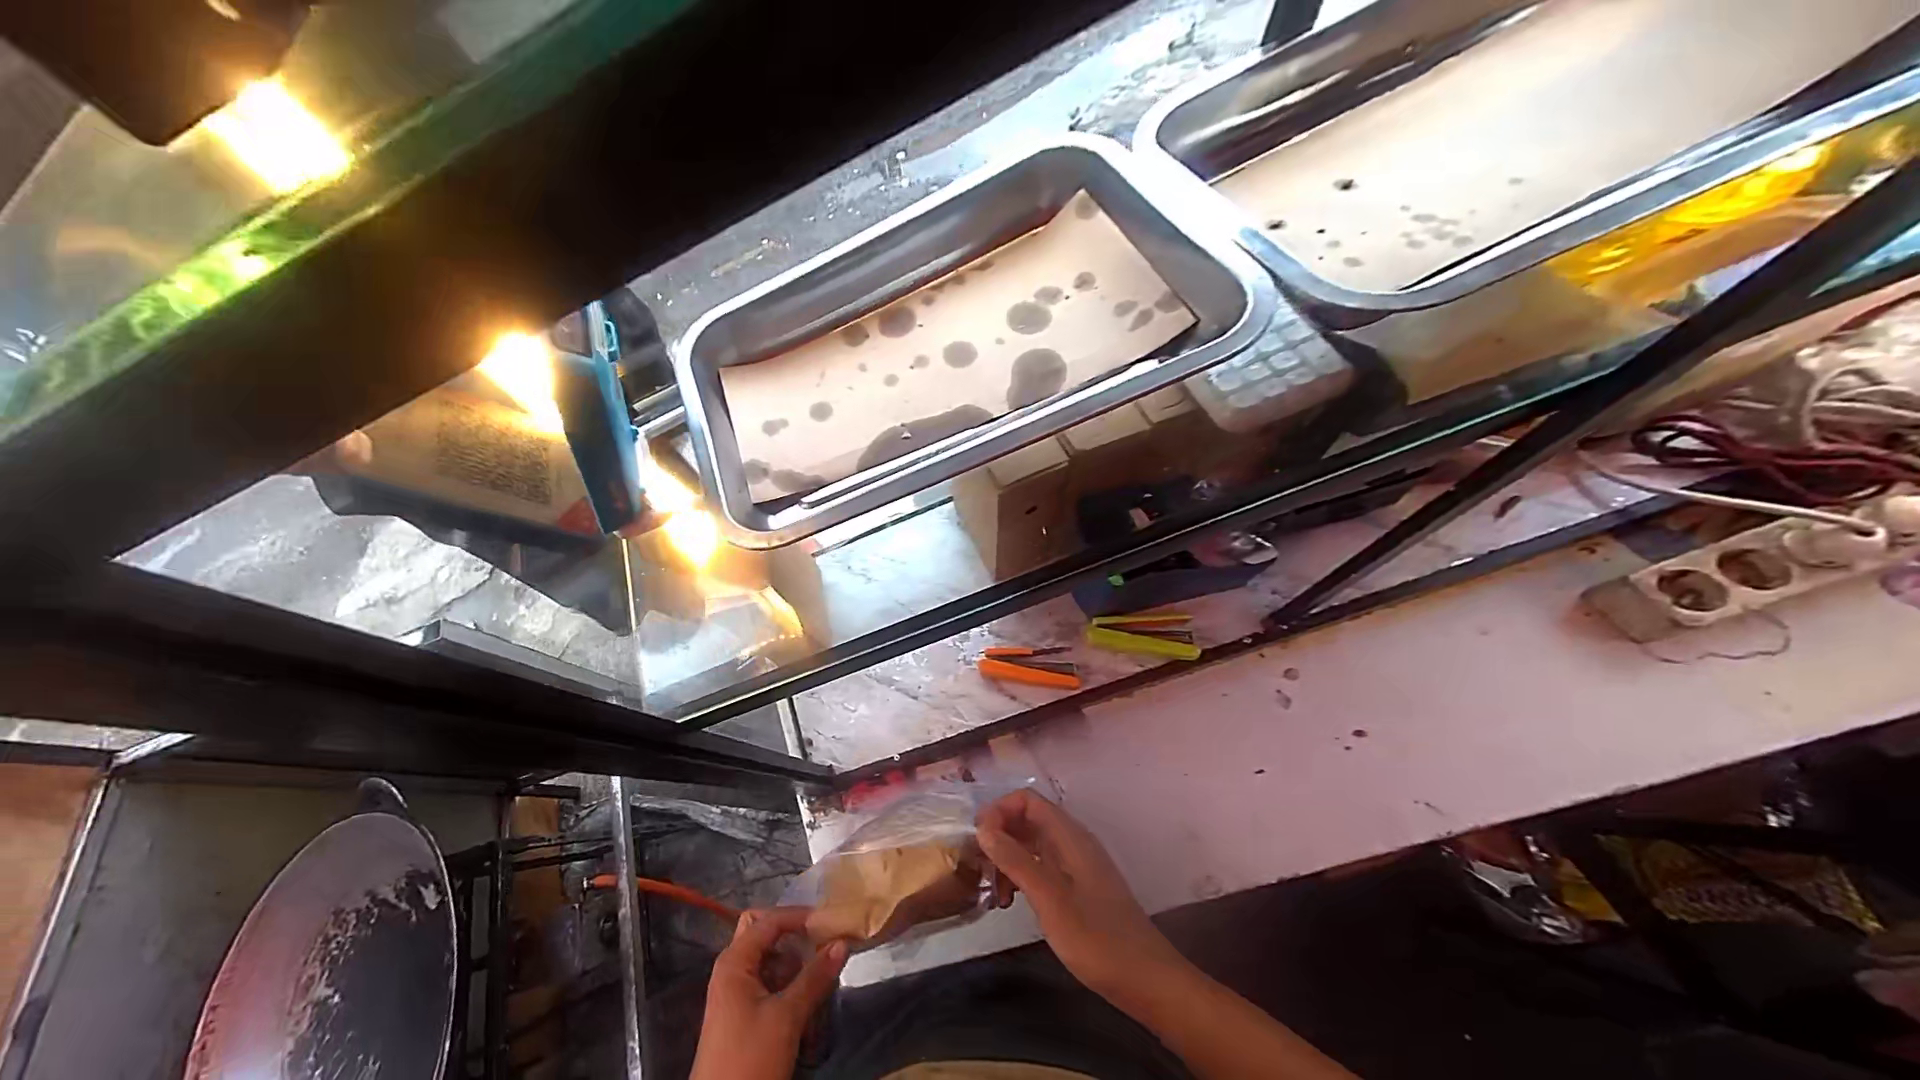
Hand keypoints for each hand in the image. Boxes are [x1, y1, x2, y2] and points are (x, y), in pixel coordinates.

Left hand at [691, 908, 847, 1079]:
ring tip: (824, 982)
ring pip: (774, 962)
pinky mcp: (746, 1014)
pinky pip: (773, 986)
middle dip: (798, 941)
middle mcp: (734, 970)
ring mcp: (739, 993)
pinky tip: (811, 1005)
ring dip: (799, 969)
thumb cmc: (749, 1059)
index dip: (800, 916)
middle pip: (769, 937)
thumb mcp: (787, 1017)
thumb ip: (815, 977)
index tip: (832, 923)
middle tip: (827, 948)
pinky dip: (793, 989)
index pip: (769, 920)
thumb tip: (842, 942)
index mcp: (735, 962)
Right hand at [976, 789, 1191, 1009]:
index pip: (1026, 800)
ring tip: (997, 894)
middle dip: (999, 837)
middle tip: (981, 871)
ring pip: (1033, 844)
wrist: (1146, 979)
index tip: (978, 842)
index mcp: (1070, 836)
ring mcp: (1077, 864)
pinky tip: (1013, 902)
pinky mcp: (1078, 886)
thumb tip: (983, 828)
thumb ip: (1016, 860)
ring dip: (1008, 859)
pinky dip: (1023, 875)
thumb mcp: (1050, 899)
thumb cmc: (1097, 938)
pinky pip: (1042, 865)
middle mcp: (1073, 842)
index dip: (998, 812)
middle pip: (1028, 819)